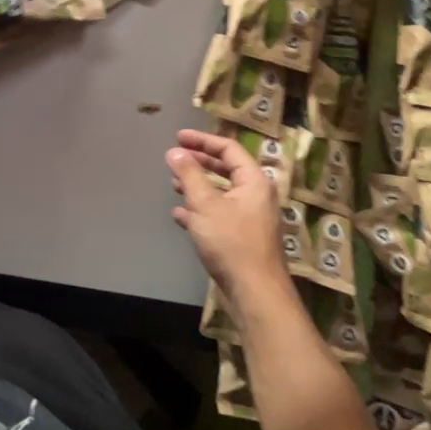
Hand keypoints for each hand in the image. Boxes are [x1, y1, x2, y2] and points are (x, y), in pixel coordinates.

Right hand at [166, 129, 286, 295]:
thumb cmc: (231, 241)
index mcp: (254, 181)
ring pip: (221, 193)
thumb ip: (189, 174)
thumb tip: (175, 151)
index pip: (229, 149)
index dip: (202, 140)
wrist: (254, 292)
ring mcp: (250, 218)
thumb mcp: (205, 203)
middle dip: (199, 162)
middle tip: (176, 157)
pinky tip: (180, 215)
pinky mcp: (242, 238)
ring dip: (197, 186)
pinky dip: (200, 210)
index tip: (178, 137)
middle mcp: (256, 196)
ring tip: (174, 184)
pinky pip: (218, 214)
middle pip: (226, 169)